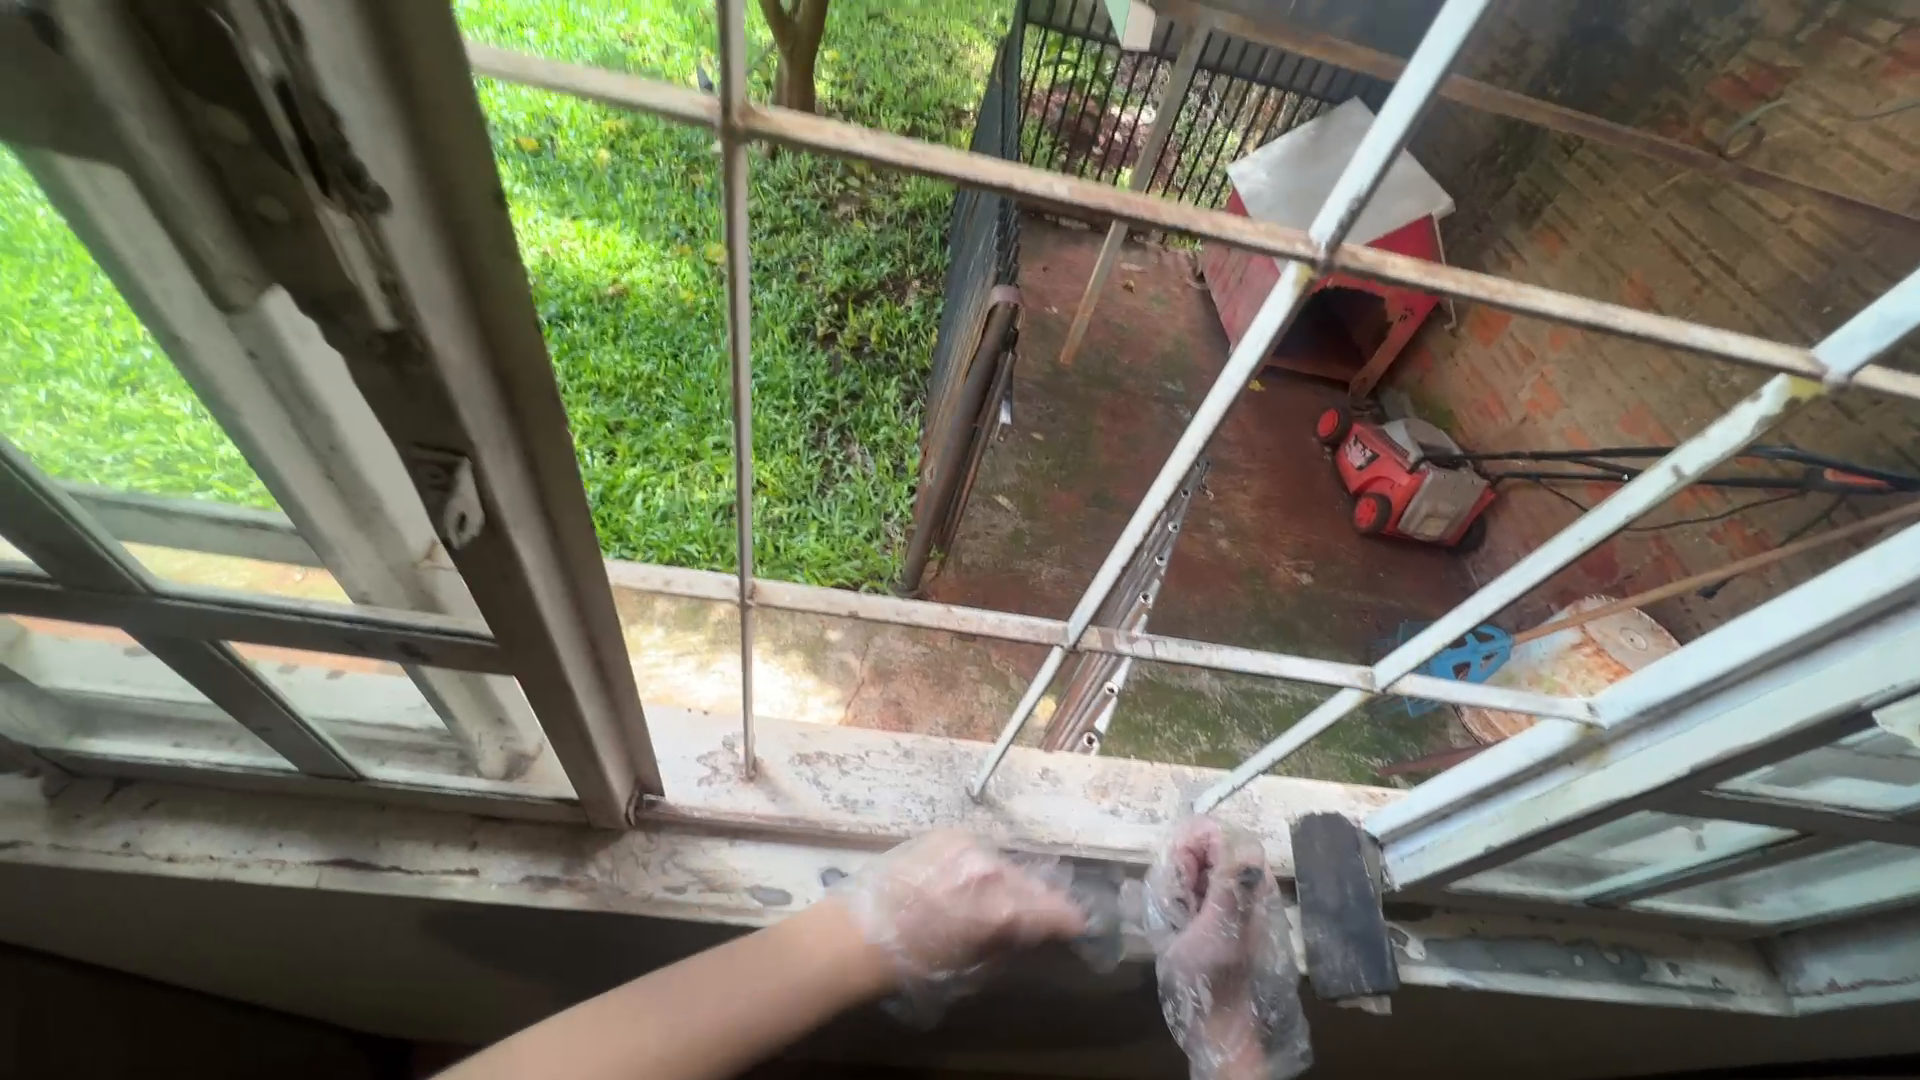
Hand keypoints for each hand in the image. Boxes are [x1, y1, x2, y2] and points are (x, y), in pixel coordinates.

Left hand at [833, 829, 1086, 984]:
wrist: (862, 932)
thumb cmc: (917, 961)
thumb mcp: (973, 962)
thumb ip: (1009, 939)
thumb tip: (1031, 928)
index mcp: (999, 904)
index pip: (1050, 907)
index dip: (1067, 917)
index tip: (1078, 923)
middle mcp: (988, 865)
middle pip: (1029, 880)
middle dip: (1037, 898)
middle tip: (1042, 912)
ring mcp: (966, 843)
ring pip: (1002, 861)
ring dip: (1006, 879)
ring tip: (999, 896)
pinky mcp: (945, 832)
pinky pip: (976, 848)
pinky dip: (979, 864)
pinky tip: (969, 880)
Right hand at [1150, 816, 1269, 1008]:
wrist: (1216, 1026)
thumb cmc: (1212, 979)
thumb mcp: (1219, 930)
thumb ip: (1231, 885)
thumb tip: (1242, 844)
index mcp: (1251, 885)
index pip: (1223, 834)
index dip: (1195, 840)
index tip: (1176, 866)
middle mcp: (1245, 885)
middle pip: (1209, 844)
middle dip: (1183, 861)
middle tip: (1176, 896)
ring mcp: (1231, 899)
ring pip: (1198, 862)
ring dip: (1179, 879)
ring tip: (1177, 911)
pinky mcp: (1218, 912)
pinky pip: (1195, 883)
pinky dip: (1181, 893)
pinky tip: (1179, 919)